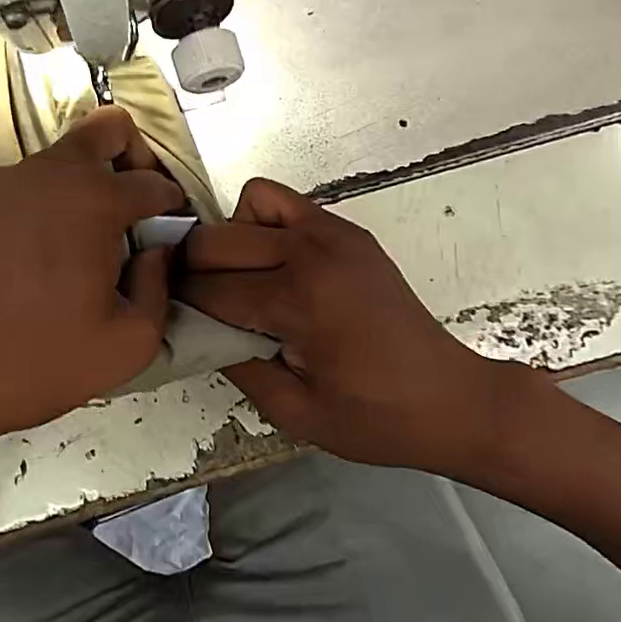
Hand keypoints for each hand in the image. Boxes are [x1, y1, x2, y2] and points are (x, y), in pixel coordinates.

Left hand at [0, 106, 184, 456]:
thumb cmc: (35, 361)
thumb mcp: (129, 343)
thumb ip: (159, 288)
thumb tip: (155, 253)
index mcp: (94, 201)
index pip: (154, 183)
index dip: (173, 205)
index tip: (173, 228)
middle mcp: (46, 175)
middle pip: (107, 129)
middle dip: (136, 157)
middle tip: (137, 208)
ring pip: (60, 160)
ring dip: (85, 187)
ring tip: (84, 248)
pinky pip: (23, 189)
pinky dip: (45, 207)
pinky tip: (39, 260)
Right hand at [180, 178, 545, 478]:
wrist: (450, 398)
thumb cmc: (375, 417)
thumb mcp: (293, 410)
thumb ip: (234, 364)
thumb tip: (197, 329)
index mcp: (299, 300)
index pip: (209, 288)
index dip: (181, 306)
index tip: (171, 321)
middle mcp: (312, 252)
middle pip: (216, 239)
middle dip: (193, 271)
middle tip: (201, 307)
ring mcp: (334, 233)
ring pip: (248, 204)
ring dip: (230, 238)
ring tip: (240, 280)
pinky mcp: (348, 231)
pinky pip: (286, 204)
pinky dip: (264, 223)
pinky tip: (273, 266)